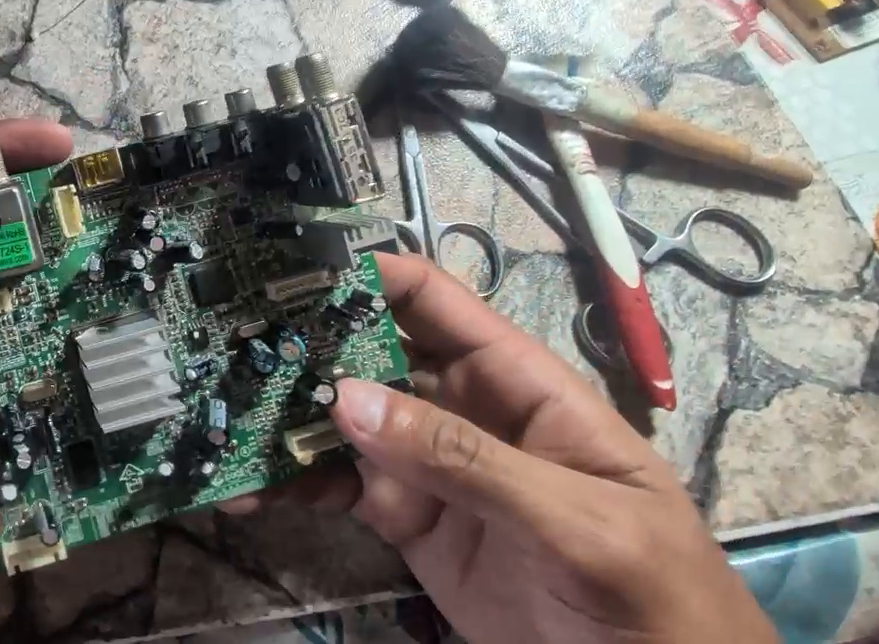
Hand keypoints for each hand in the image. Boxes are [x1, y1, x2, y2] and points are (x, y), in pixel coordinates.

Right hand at [231, 253, 774, 643]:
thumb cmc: (660, 607)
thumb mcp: (582, 528)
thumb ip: (468, 460)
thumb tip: (346, 396)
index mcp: (512, 381)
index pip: (430, 300)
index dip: (364, 273)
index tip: (288, 270)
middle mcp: (455, 405)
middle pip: (364, 350)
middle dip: (300, 343)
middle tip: (226, 343)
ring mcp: (422, 461)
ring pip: (337, 415)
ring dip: (280, 413)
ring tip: (218, 414)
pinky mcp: (399, 513)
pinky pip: (333, 482)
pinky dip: (288, 480)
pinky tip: (245, 486)